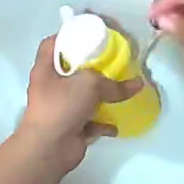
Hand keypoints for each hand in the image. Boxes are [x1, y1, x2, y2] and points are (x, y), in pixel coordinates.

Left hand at [11, 35, 140, 173]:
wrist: (50, 148)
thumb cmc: (62, 106)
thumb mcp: (89, 84)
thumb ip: (113, 83)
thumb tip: (138, 84)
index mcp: (45, 69)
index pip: (51, 44)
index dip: (67, 36)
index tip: (89, 35)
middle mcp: (51, 87)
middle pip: (72, 70)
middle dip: (92, 67)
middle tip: (112, 61)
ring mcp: (61, 109)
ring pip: (84, 97)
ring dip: (101, 96)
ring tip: (121, 90)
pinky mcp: (71, 128)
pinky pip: (91, 122)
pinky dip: (104, 123)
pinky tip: (116, 124)